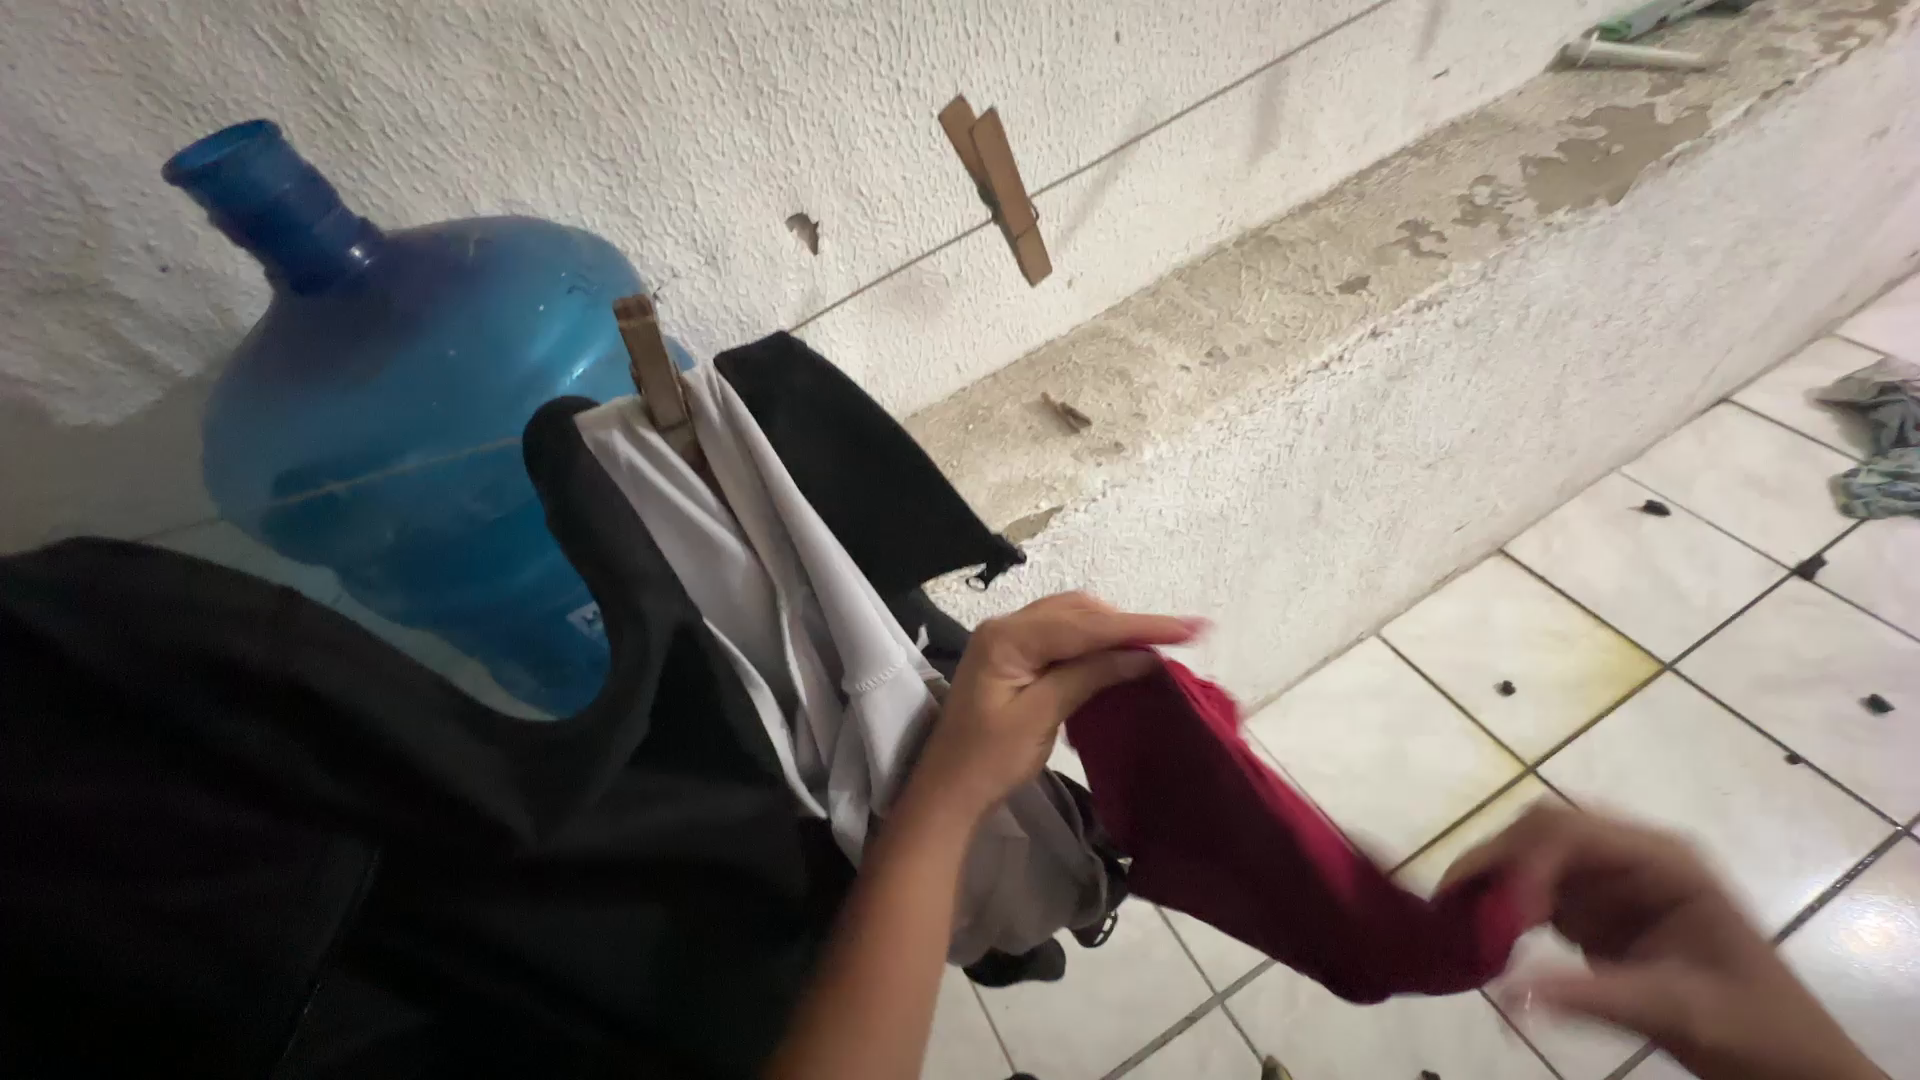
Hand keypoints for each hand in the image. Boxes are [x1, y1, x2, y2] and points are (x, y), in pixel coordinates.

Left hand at [905, 592, 1200, 823]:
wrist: (947, 790)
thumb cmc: (987, 761)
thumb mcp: (1040, 718)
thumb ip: (1088, 677)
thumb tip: (1143, 656)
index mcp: (1007, 637)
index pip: (1084, 624)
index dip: (1139, 626)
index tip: (1189, 628)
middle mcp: (1006, 626)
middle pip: (1078, 611)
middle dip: (1127, 623)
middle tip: (1176, 640)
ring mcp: (1008, 639)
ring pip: (1071, 619)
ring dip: (1112, 630)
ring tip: (1155, 646)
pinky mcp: (1014, 656)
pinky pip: (1061, 636)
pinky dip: (1092, 642)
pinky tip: (1118, 655)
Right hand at [1442, 804, 1879, 1079]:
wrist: (1793, 1068)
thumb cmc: (1757, 1033)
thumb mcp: (1680, 1013)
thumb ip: (1591, 996)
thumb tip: (1506, 993)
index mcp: (1663, 860)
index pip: (1572, 831)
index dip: (1527, 860)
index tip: (1503, 911)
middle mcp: (1628, 854)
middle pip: (1539, 828)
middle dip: (1495, 859)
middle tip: (1455, 900)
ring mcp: (1606, 877)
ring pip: (1525, 849)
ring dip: (1489, 875)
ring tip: (1456, 911)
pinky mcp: (1588, 905)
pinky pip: (1528, 885)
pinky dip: (1498, 900)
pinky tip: (1477, 926)